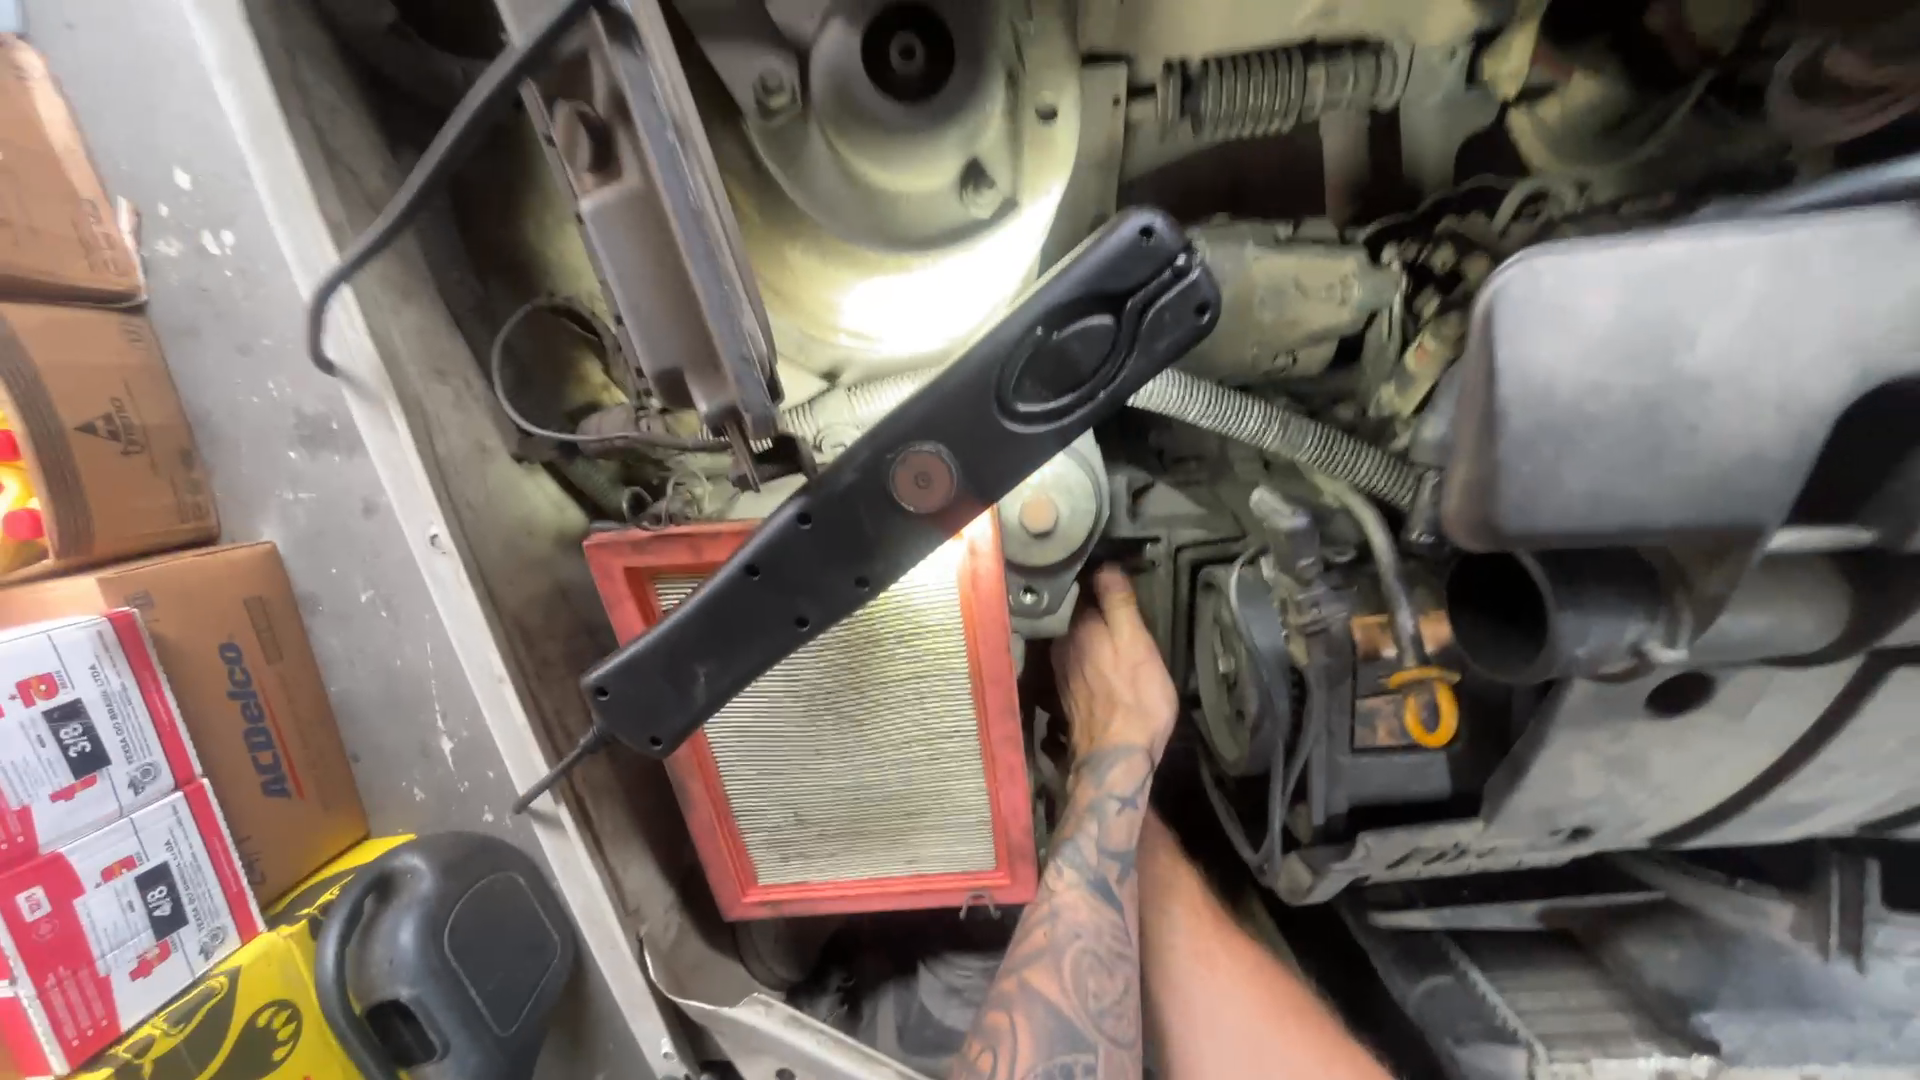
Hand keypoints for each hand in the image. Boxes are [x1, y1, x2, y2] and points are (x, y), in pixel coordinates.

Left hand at [1051, 565, 1179, 764]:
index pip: (1085, 587)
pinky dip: (1088, 651)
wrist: (1115, 757)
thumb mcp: (1137, 643)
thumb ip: (1118, 603)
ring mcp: (1061, 667)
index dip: (1101, 578)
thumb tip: (1105, 566)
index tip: (1117, 573)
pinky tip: (1103, 657)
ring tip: (1114, 626)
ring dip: (1090, 629)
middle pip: (1077, 612)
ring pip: (1075, 635)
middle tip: (1119, 598)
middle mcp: (1062, 642)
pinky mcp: (1066, 688)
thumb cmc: (1135, 698)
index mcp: (1079, 626)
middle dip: (1094, 604)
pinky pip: (1076, 657)